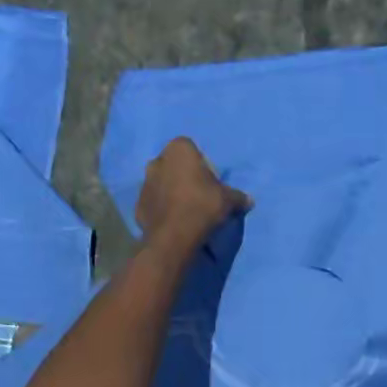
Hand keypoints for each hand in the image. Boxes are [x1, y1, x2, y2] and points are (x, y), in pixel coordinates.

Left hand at [136, 137, 251, 246]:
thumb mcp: (228, 200)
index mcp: (178, 149)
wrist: (174, 237)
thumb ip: (238, 196)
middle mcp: (157, 160)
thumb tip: (249, 200)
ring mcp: (144, 183)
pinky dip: (162, 209)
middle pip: (174, 165)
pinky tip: (174, 222)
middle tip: (198, 195)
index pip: (191, 149)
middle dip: (183, 176)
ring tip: (186, 211)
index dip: (201, 164)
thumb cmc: (202, 206)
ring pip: (161, 183)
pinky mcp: (137, 205)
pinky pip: (154, 203)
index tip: (210, 181)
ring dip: (171, 192)